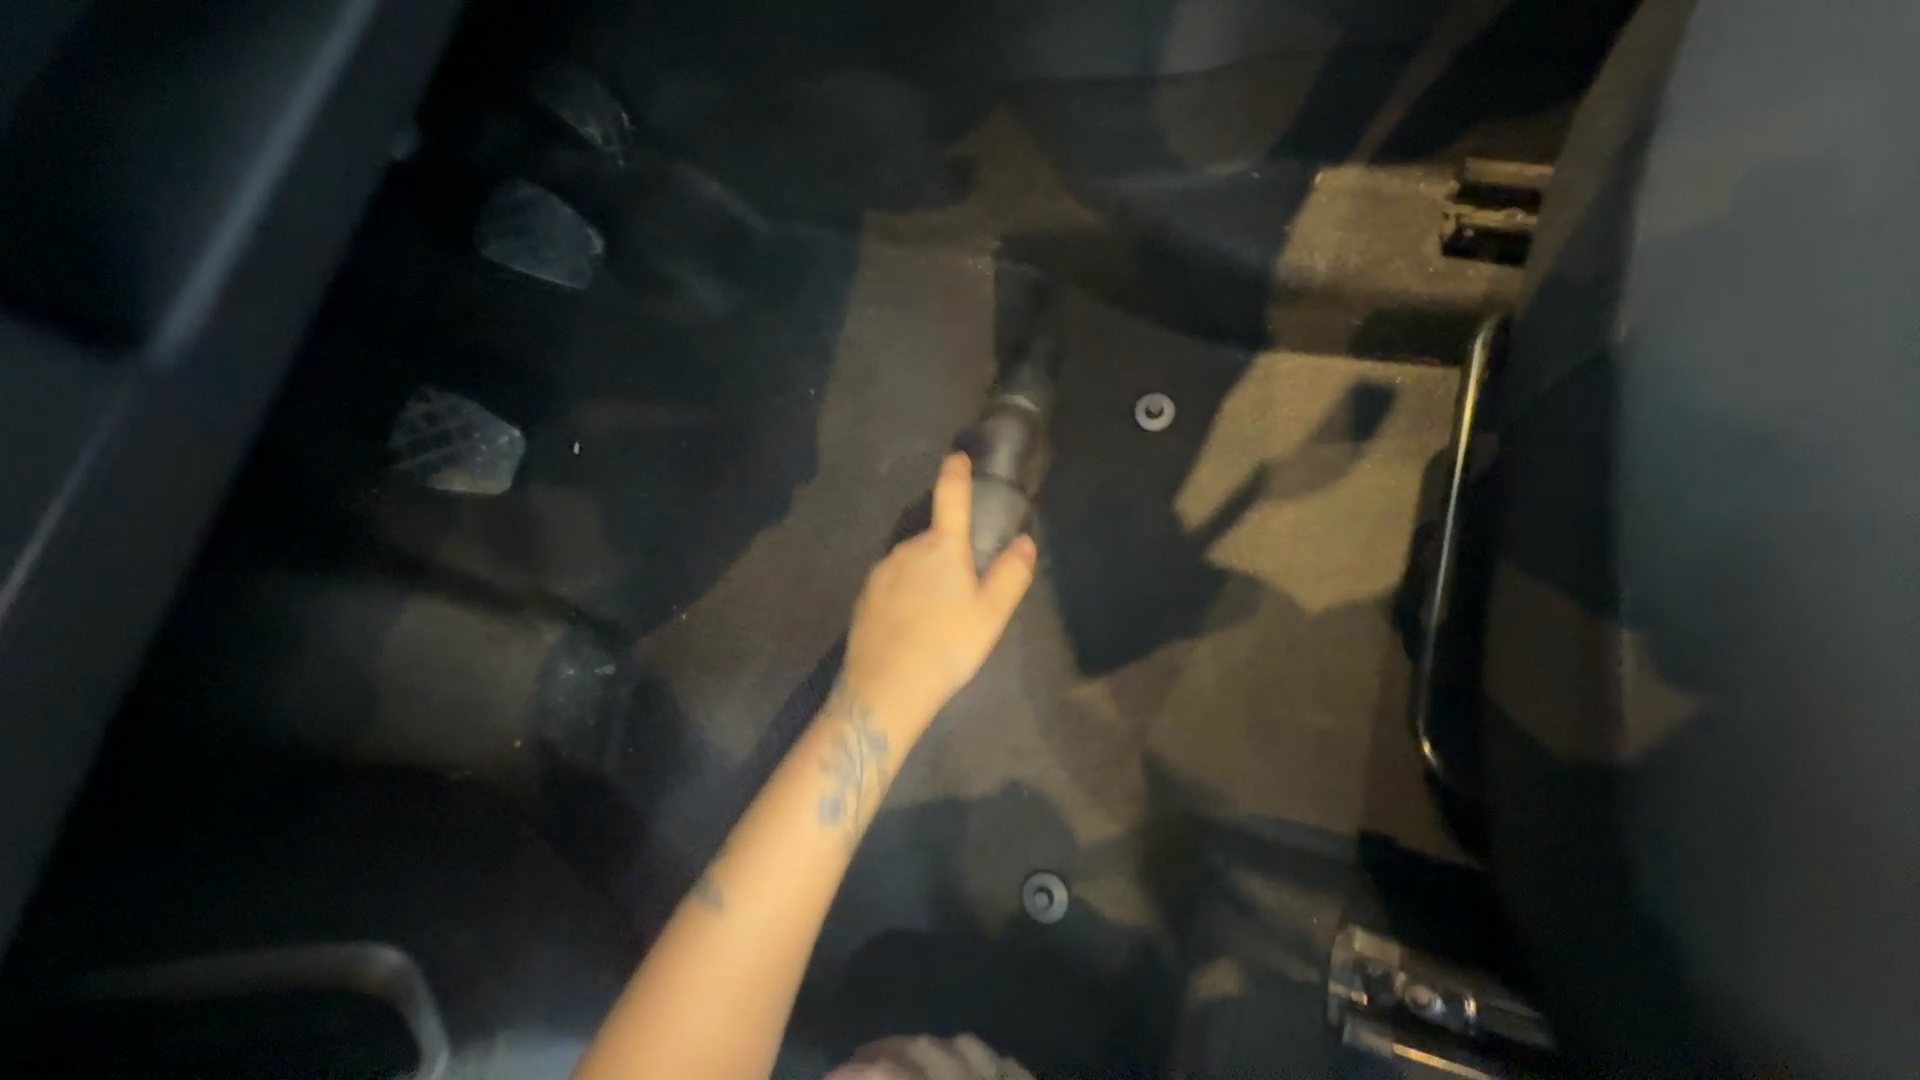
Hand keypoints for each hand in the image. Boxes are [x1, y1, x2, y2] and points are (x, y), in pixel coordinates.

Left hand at [842, 452, 1037, 734]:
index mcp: (942, 547)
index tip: (957, 458)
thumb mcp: (991, 614)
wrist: (886, 687)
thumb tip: (1025, 542)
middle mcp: (907, 549)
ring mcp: (881, 573)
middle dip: (948, 554)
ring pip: (912, 564)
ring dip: (926, 578)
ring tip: (939, 618)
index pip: (951, 498)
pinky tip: (914, 628)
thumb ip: (1011, 575)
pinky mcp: (865, 598)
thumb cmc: (948, 646)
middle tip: (966, 593)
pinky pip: (893, 586)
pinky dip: (906, 596)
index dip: (956, 474)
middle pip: (934, 540)